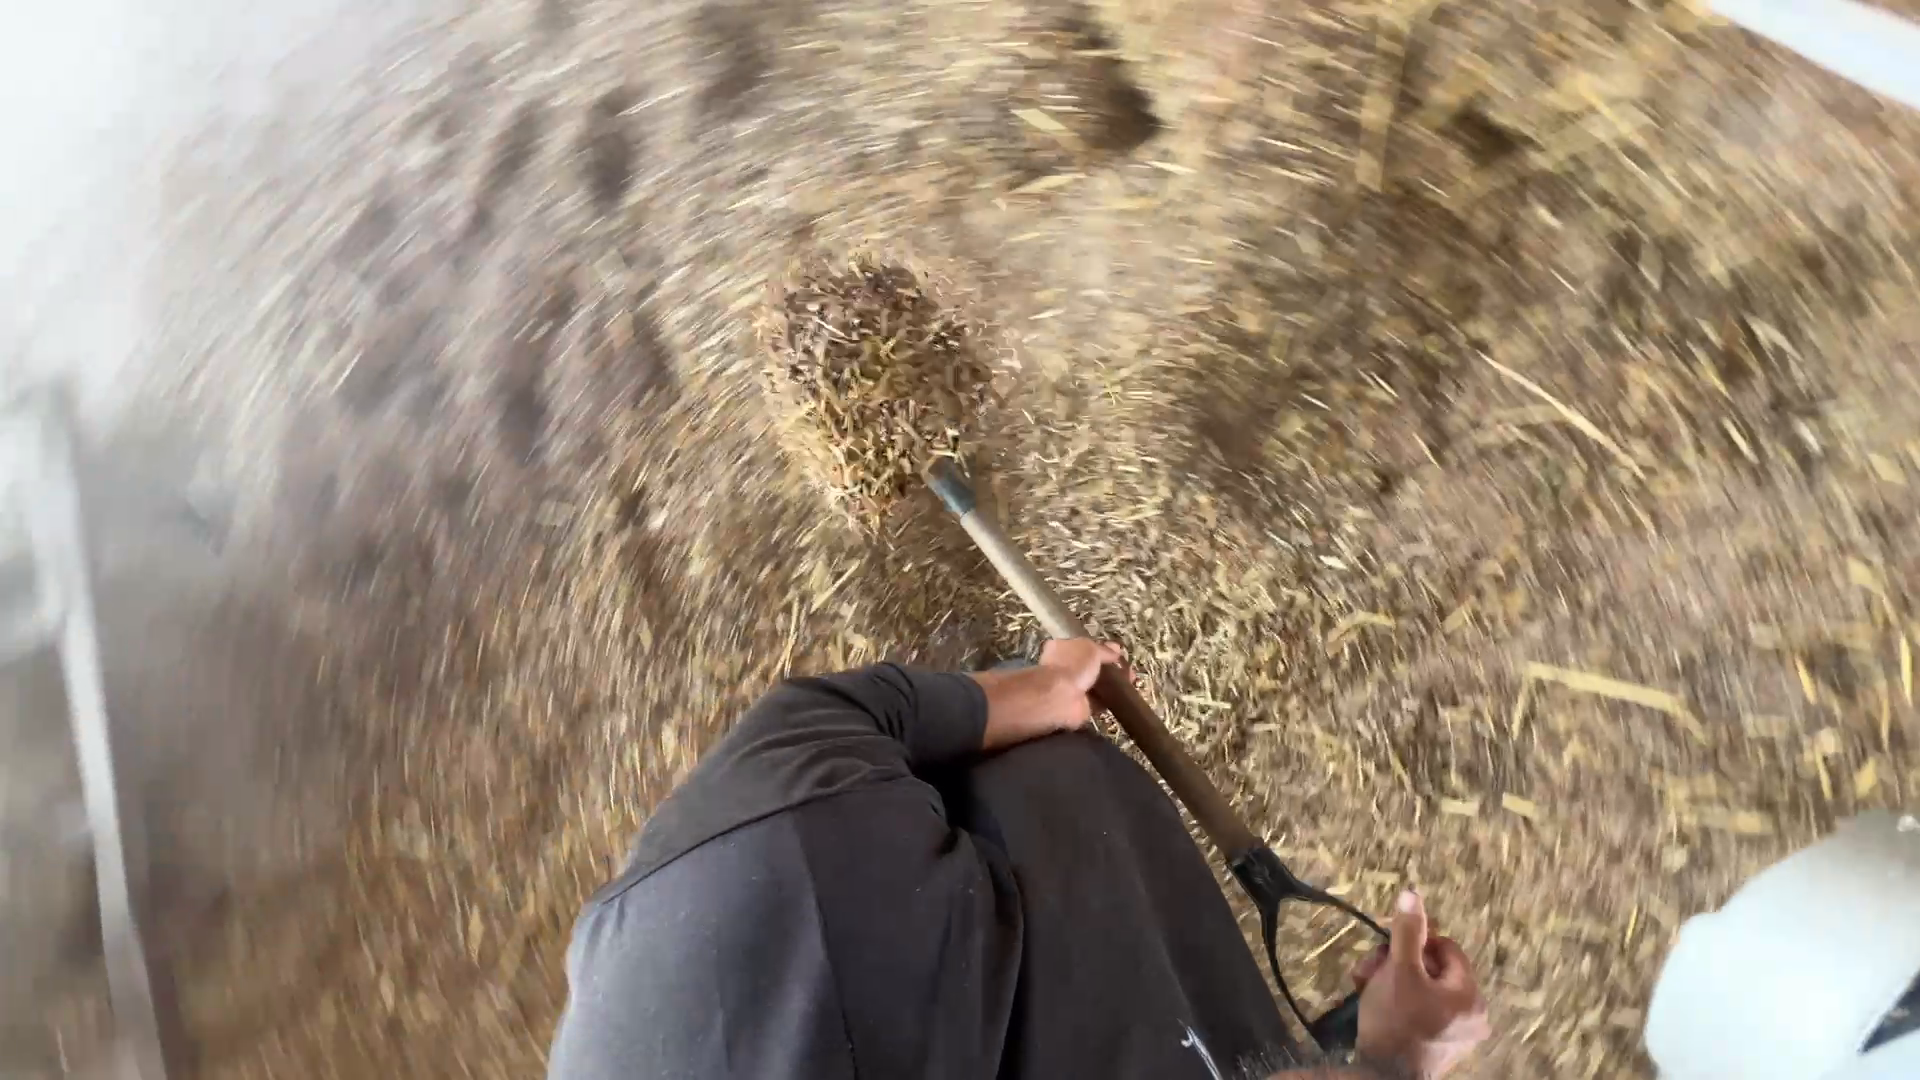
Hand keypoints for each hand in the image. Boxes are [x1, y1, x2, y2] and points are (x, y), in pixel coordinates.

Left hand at [972, 638, 1124, 749]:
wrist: (1061, 698)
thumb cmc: (1073, 665)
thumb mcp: (1091, 649)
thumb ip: (1105, 650)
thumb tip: (1117, 650)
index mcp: (1062, 648)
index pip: (1083, 647)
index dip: (1101, 649)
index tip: (1118, 654)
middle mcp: (1065, 667)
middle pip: (1092, 666)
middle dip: (1111, 668)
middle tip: (1129, 671)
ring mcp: (1072, 688)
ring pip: (1098, 684)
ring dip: (1113, 684)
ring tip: (1131, 682)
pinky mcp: (1081, 706)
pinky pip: (1099, 701)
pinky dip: (1111, 699)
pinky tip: (1124, 697)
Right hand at [1352, 890, 1490, 1079]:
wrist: (1385, 1076)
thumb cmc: (1396, 1019)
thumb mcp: (1398, 969)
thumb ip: (1407, 932)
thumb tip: (1413, 894)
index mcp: (1470, 997)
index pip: (1446, 948)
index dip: (1417, 940)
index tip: (1389, 946)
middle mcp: (1472, 1016)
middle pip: (1431, 967)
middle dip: (1395, 960)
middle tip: (1371, 966)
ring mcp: (1456, 1032)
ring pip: (1420, 985)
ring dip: (1388, 977)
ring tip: (1365, 983)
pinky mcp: (1438, 1043)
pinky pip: (1419, 1006)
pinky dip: (1396, 998)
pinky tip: (1373, 1000)